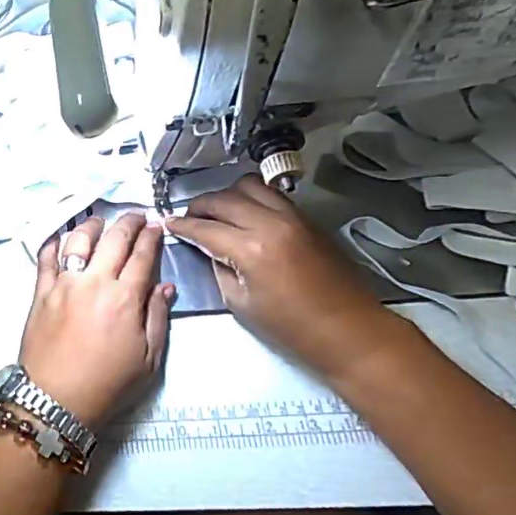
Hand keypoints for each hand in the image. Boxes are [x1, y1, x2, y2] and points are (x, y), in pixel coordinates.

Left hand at [20, 212, 174, 426]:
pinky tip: (61, 237)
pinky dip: (54, 243)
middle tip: (136, 217)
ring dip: (93, 226)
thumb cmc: (107, 384)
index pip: (142, 255)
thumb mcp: (148, 360)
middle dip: (129, 223)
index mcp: (125, 298)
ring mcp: (64, 284)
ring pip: (78, 240)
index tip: (156, 226)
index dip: (152, 237)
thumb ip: (157, 318)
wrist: (54, 402)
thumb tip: (165, 287)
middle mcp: (95, 282)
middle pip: (114, 240)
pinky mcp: (41, 293)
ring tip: (100, 222)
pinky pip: (46, 258)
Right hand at [165, 176, 413, 375]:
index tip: (169, 223)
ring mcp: (292, 216)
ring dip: (228, 194)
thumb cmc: (292, 328)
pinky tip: (245, 213)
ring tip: (218, 211)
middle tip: (188, 217)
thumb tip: (210, 249)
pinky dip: (253, 197)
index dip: (183, 225)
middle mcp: (271, 222)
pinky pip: (272, 195)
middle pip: (224, 198)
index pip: (206, 227)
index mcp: (251, 249)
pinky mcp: (307, 218)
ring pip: (250, 185)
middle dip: (200, 205)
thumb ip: (220, 269)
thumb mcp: (241, 304)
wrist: (346, 329)